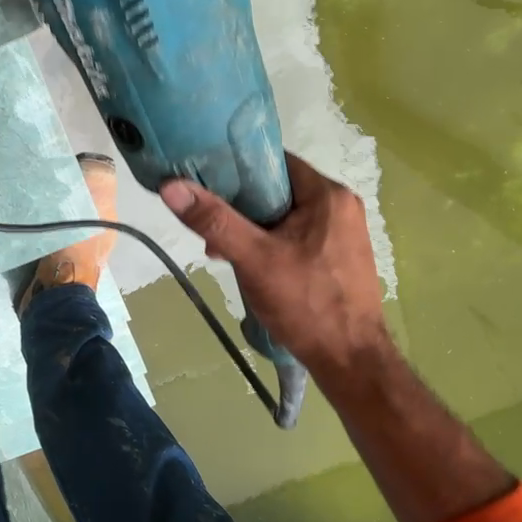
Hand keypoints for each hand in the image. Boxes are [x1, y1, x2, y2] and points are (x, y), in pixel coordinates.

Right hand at [159, 153, 385, 372]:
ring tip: (221, 250)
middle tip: (208, 224)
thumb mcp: (253, 258)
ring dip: (249, 227)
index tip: (203, 179)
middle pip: (276, 188)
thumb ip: (213, 220)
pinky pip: (294, 234)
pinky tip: (247, 264)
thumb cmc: (306, 303)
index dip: (236, 167)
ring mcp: (341, 232)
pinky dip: (267, 242)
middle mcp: (340, 206)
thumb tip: (171, 185)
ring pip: (282, 214)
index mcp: (328, 195)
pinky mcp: (337, 255)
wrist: (351, 361)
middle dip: (238, 204)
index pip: (273, 161)